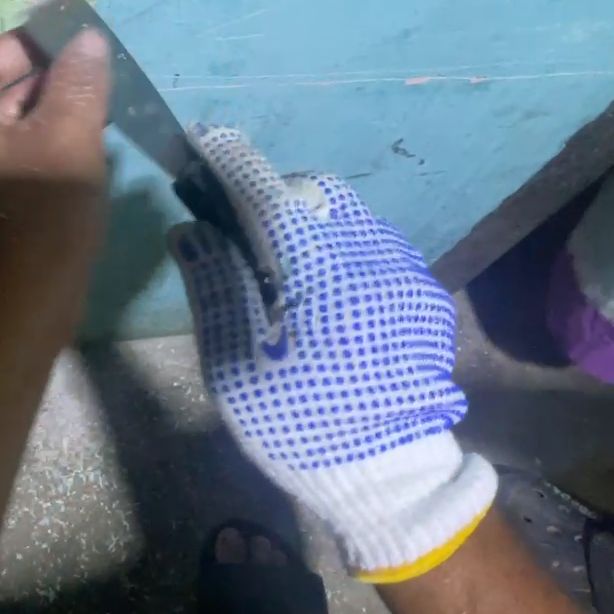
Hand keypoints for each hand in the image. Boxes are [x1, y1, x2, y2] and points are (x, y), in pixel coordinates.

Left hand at [0, 0, 113, 331]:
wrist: (12, 316)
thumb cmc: (30, 224)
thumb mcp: (64, 144)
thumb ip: (77, 85)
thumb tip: (86, 42)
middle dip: (28, 51)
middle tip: (78, 35)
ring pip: (4, 107)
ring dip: (44, 88)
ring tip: (93, 71)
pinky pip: (16, 139)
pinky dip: (46, 122)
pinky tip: (86, 117)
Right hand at [169, 126, 495, 579]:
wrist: (390, 479)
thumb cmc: (298, 425)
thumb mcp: (235, 365)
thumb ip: (214, 286)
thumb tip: (189, 229)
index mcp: (318, 278)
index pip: (267, 195)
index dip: (232, 160)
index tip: (206, 135)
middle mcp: (370, 259)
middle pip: (315, 191)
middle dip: (275, 192)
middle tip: (247, 230)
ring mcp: (406, 272)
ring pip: (348, 212)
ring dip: (309, 219)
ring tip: (291, 270)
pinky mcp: (424, 290)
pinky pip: (373, 241)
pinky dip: (339, 245)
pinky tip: (331, 294)